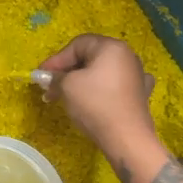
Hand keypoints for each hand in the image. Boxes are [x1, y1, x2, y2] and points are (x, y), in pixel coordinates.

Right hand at [38, 34, 157, 151]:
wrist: (126, 138)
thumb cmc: (95, 104)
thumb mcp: (68, 86)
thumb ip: (55, 77)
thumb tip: (45, 77)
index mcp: (111, 47)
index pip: (77, 45)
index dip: (56, 59)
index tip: (41, 75)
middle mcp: (127, 56)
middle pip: (91, 57)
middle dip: (67, 72)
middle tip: (50, 88)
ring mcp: (137, 75)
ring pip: (103, 72)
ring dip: (83, 82)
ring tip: (68, 97)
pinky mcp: (140, 94)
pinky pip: (117, 85)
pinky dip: (103, 89)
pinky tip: (99, 97)